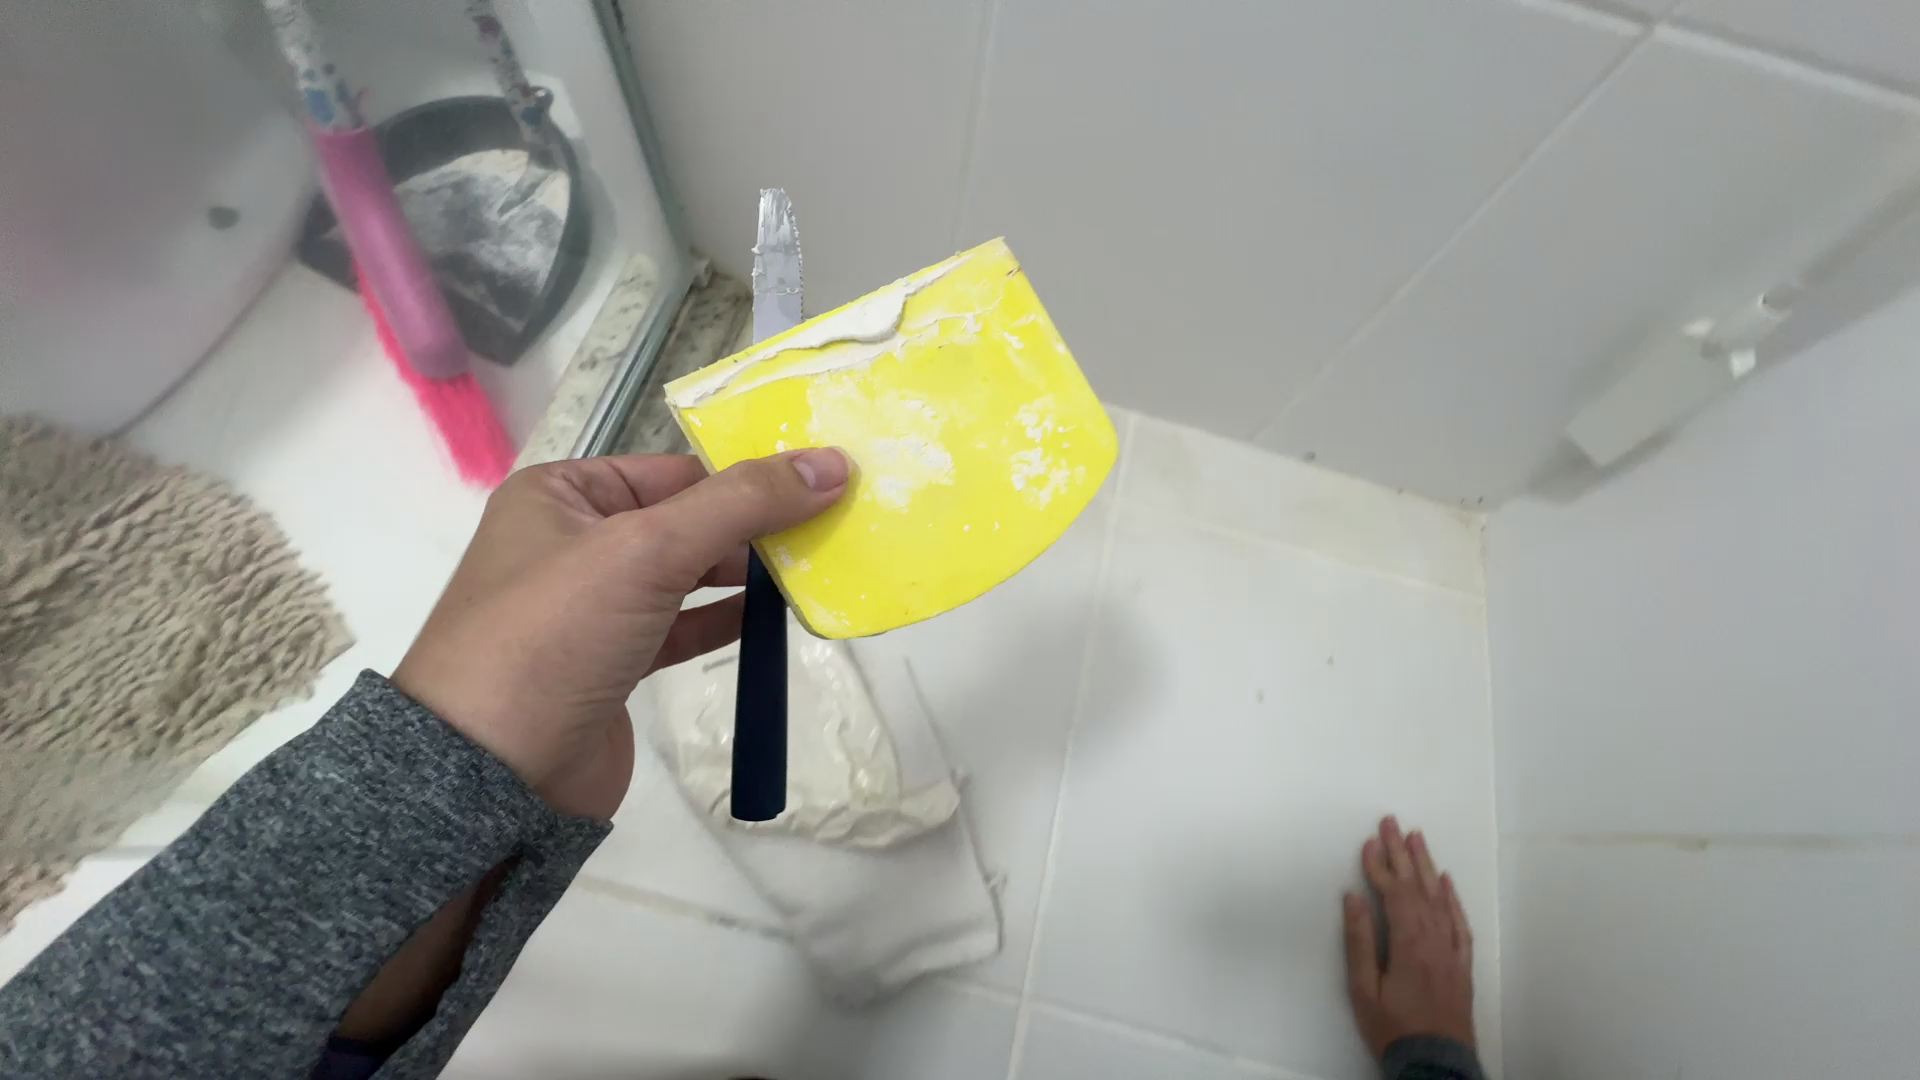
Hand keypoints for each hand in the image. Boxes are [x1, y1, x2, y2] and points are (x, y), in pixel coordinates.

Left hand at [390, 448, 850, 820]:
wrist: (494, 780)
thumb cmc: (558, 635)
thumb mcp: (650, 549)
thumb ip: (743, 503)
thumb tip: (830, 463)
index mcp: (563, 493)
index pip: (676, 470)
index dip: (748, 474)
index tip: (821, 481)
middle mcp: (576, 540)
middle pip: (688, 518)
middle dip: (755, 525)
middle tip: (830, 527)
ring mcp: (597, 604)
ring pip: (691, 572)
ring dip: (749, 572)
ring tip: (815, 569)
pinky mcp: (618, 658)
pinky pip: (687, 622)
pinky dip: (730, 616)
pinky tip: (776, 616)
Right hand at [1342, 816, 1475, 1059]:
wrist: (1437, 1069)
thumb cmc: (1392, 1028)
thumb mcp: (1363, 988)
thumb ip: (1360, 940)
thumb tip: (1353, 897)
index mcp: (1410, 945)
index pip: (1394, 894)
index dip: (1380, 866)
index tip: (1367, 841)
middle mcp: (1436, 943)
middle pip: (1418, 889)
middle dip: (1402, 853)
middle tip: (1391, 822)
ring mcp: (1452, 953)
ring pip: (1440, 900)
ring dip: (1426, 866)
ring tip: (1416, 838)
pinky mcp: (1462, 966)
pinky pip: (1459, 924)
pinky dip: (1452, 899)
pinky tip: (1445, 881)